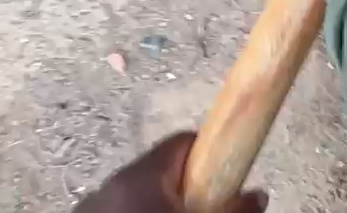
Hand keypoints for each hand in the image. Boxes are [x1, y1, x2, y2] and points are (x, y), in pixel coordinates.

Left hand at [73, 133, 266, 212]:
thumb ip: (233, 212)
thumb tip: (258, 196)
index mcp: (140, 176)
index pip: (184, 142)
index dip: (209, 156)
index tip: (222, 180)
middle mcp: (109, 187)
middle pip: (160, 174)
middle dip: (184, 192)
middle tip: (202, 212)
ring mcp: (88, 210)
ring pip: (136, 200)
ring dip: (158, 210)